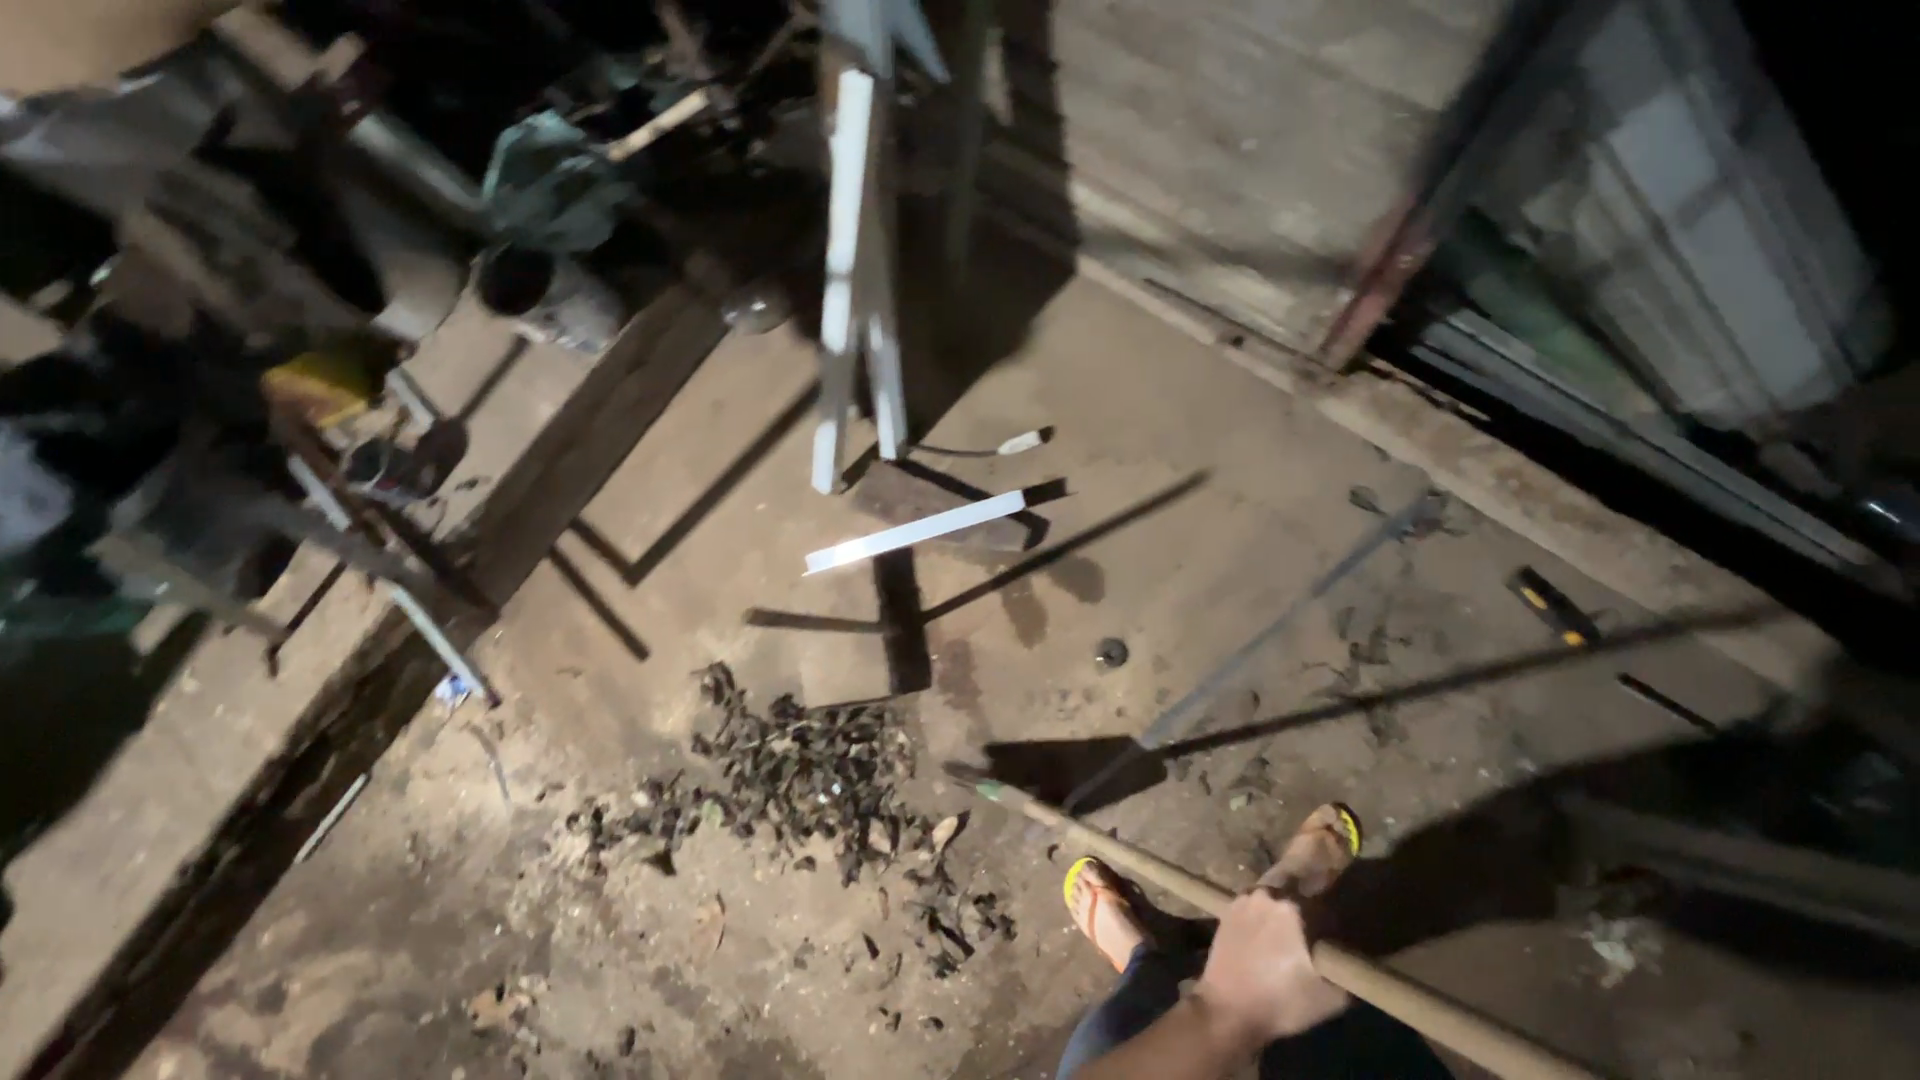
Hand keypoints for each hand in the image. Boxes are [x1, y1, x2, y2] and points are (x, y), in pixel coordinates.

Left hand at [1192, 888, 1348, 1050]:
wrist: (1229, 1008)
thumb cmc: (1282, 1002)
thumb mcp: (1332, 997)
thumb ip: (1350, 970)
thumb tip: (1360, 955)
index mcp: (1298, 909)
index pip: (1329, 898)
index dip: (1341, 907)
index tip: (1347, 916)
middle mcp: (1271, 894)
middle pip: (1301, 887)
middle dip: (1314, 897)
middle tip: (1320, 919)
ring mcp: (1247, 898)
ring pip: (1276, 890)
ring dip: (1288, 901)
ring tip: (1295, 922)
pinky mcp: (1229, 907)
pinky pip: (1256, 900)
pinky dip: (1266, 908)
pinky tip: (1270, 926)